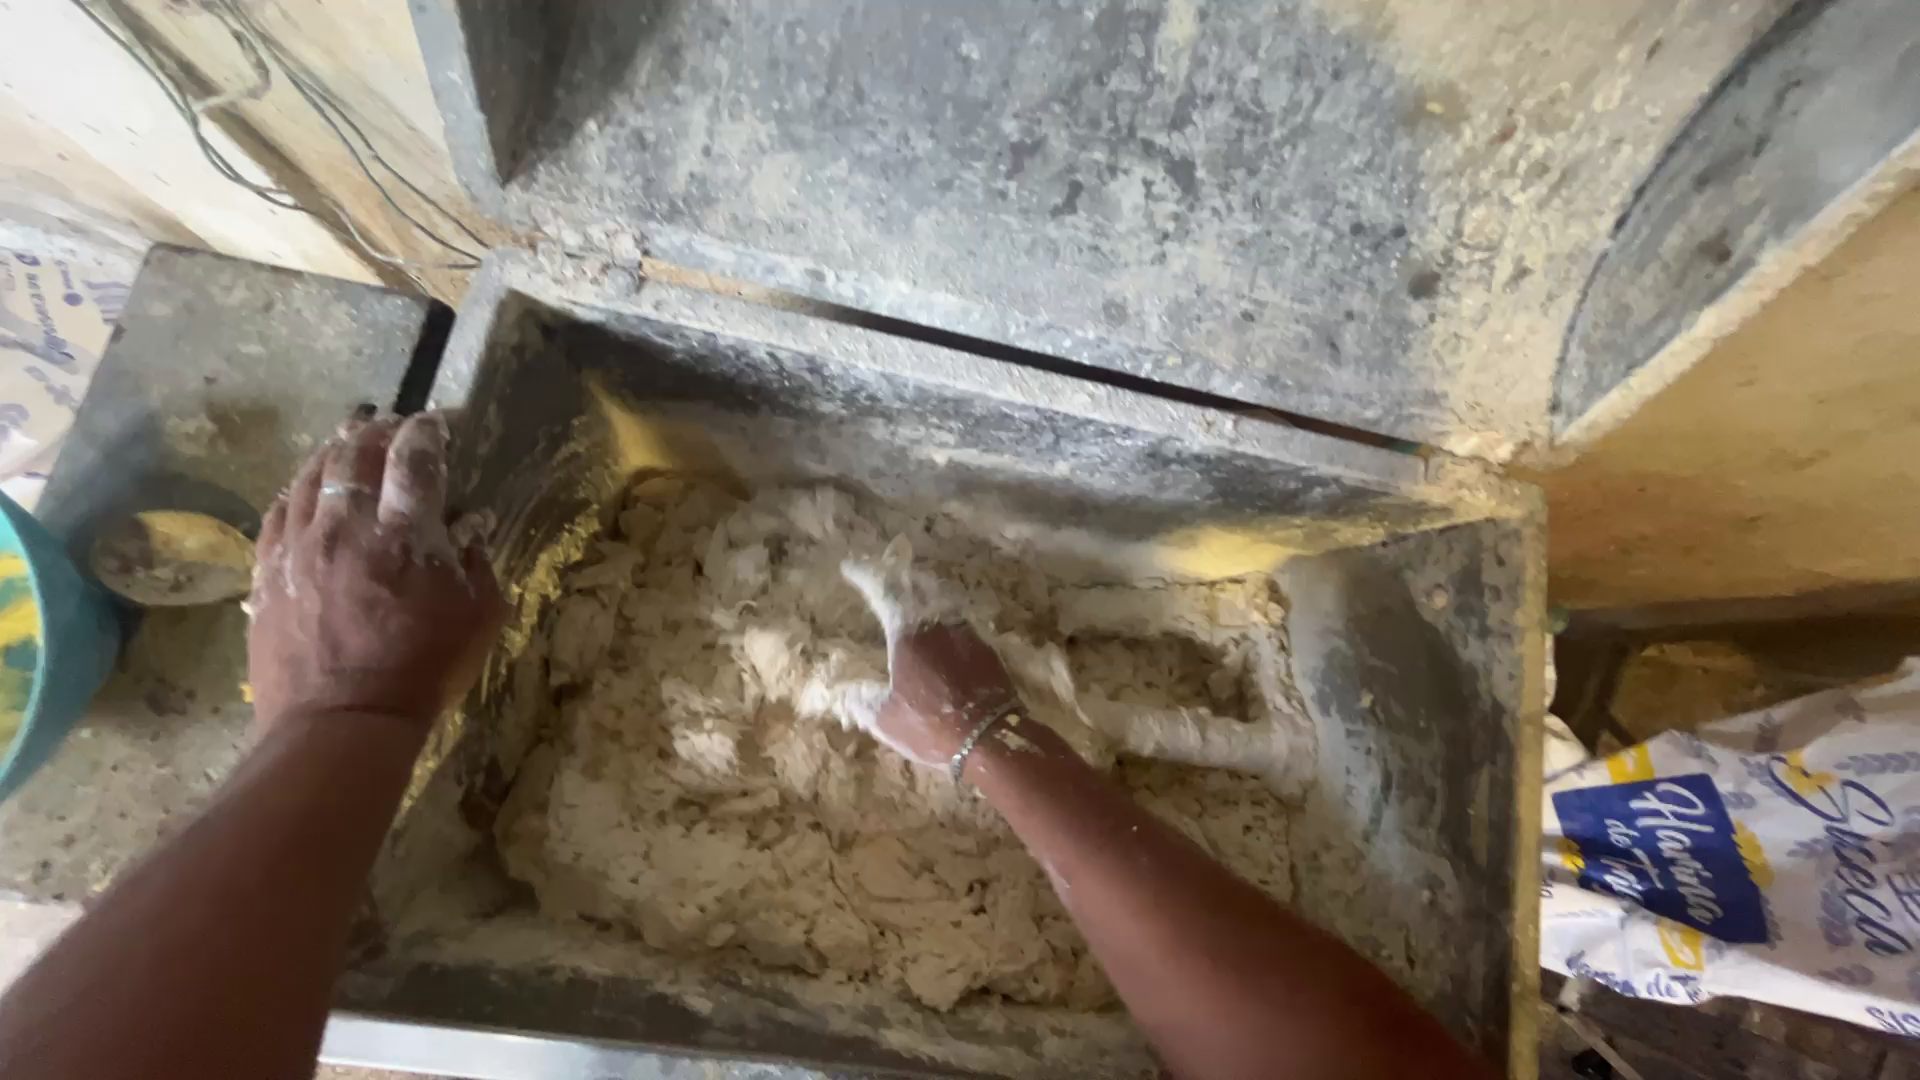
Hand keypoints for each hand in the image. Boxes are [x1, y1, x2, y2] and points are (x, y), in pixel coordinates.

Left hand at [248, 411, 505, 731]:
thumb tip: (469, 524)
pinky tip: (310, 483)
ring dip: (336, 448)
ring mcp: (299, 546)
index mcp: (407, 537)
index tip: (444, 420)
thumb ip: (475, 559)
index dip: (430, 431)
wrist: (342, 717)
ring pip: (310, 475)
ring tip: (354, 437)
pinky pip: (278, 509)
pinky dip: (299, 485)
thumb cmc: (427, 665)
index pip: (415, 460)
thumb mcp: (481, 612)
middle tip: (397, 422)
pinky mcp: (268, 568)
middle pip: (354, 454)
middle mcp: (347, 528)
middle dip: (379, 429)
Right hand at [841, 544, 1019, 768]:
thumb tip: (845, 692)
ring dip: (922, 588)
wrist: (991, 739)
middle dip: (896, 575)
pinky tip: (940, 622)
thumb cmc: (931, 727)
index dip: (865, 576)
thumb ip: (863, 701)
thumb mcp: (886, 719)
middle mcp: (938, 624)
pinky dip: (942, 611)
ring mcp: (965, 633)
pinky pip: (957, 618)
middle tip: (883, 571)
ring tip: (911, 588)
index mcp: (908, 634)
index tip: (850, 568)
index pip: (883, 592)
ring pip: (941, 597)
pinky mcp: (984, 648)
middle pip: (916, 585)